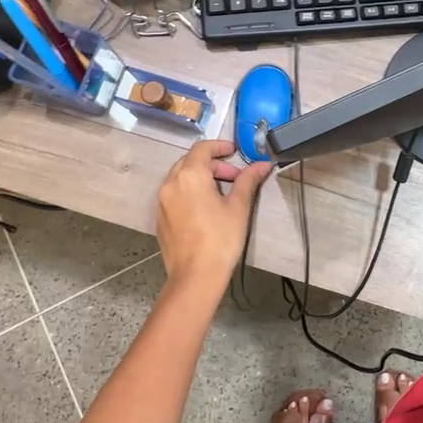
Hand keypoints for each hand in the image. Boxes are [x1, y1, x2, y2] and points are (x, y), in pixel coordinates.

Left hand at [155, 140, 271, 294]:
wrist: (196, 275)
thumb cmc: (221, 238)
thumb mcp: (238, 207)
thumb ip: (248, 181)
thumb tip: (263, 164)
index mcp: (190, 176)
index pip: (202, 148)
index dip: (219, 146)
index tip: (234, 152)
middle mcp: (170, 184)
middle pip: (190, 162)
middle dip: (212, 165)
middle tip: (233, 177)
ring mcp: (161, 202)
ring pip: (180, 178)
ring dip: (200, 178)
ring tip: (221, 194)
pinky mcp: (160, 218)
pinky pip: (174, 194)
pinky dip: (189, 192)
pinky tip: (205, 209)